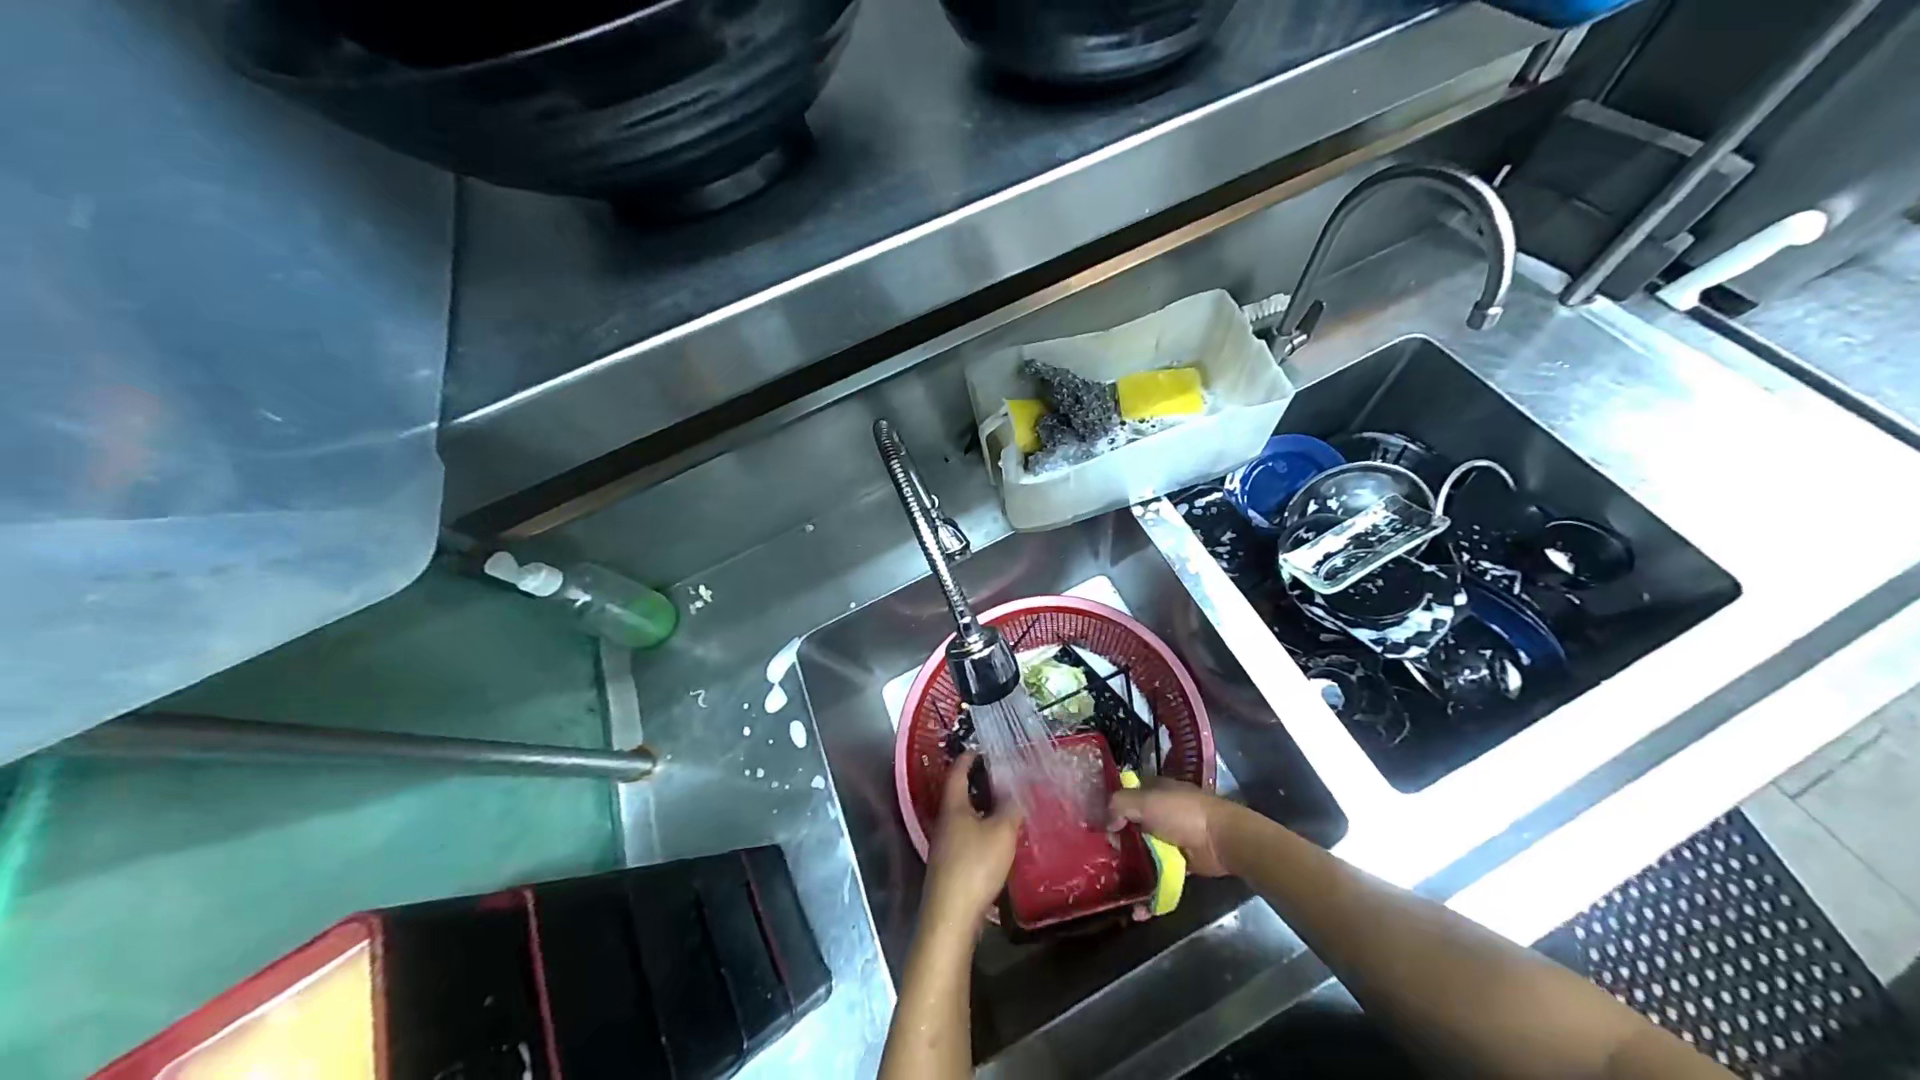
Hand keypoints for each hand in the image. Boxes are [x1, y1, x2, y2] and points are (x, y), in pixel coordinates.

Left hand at [922, 752, 1022, 930]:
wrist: (951, 916)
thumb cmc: (975, 866)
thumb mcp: (1001, 832)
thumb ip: (1010, 807)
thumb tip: (1016, 788)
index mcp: (953, 807)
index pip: (957, 772)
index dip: (968, 757)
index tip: (981, 749)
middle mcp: (944, 822)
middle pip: (959, 794)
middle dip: (978, 783)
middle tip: (1002, 776)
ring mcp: (945, 846)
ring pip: (964, 817)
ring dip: (981, 809)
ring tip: (1006, 806)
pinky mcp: (950, 866)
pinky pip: (967, 837)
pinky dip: (982, 830)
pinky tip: (998, 840)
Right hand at [1108, 778, 1237, 876]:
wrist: (1221, 840)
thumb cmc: (1182, 813)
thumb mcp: (1145, 801)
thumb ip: (1119, 805)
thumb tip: (1108, 823)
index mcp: (1154, 789)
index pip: (1126, 794)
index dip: (1111, 807)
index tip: (1096, 825)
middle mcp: (1161, 810)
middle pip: (1132, 823)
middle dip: (1119, 838)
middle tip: (1104, 854)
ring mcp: (1170, 835)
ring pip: (1143, 847)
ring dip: (1131, 861)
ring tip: (1114, 877)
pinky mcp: (1179, 859)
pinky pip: (1158, 869)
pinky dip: (1149, 882)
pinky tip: (1135, 898)